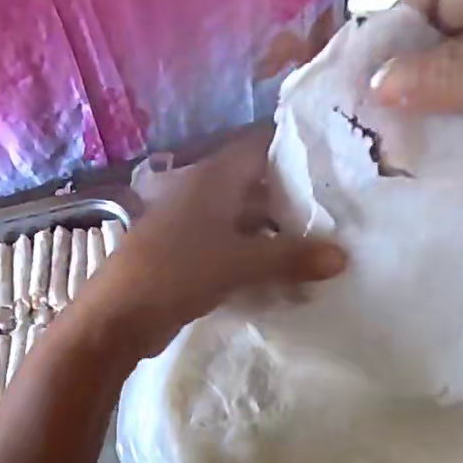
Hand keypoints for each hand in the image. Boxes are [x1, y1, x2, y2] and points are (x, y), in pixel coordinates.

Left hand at [71, 126, 346, 360]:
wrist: (119, 315)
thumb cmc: (179, 271)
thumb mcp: (241, 263)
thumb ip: (291, 258)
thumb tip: (343, 257)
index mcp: (213, 177)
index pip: (262, 148)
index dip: (297, 153)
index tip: (334, 166)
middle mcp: (203, 193)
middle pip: (257, 189)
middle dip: (293, 204)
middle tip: (336, 217)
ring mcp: (193, 226)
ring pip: (245, 223)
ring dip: (276, 238)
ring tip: (318, 252)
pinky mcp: (188, 256)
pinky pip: (231, 251)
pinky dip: (256, 262)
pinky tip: (283, 280)